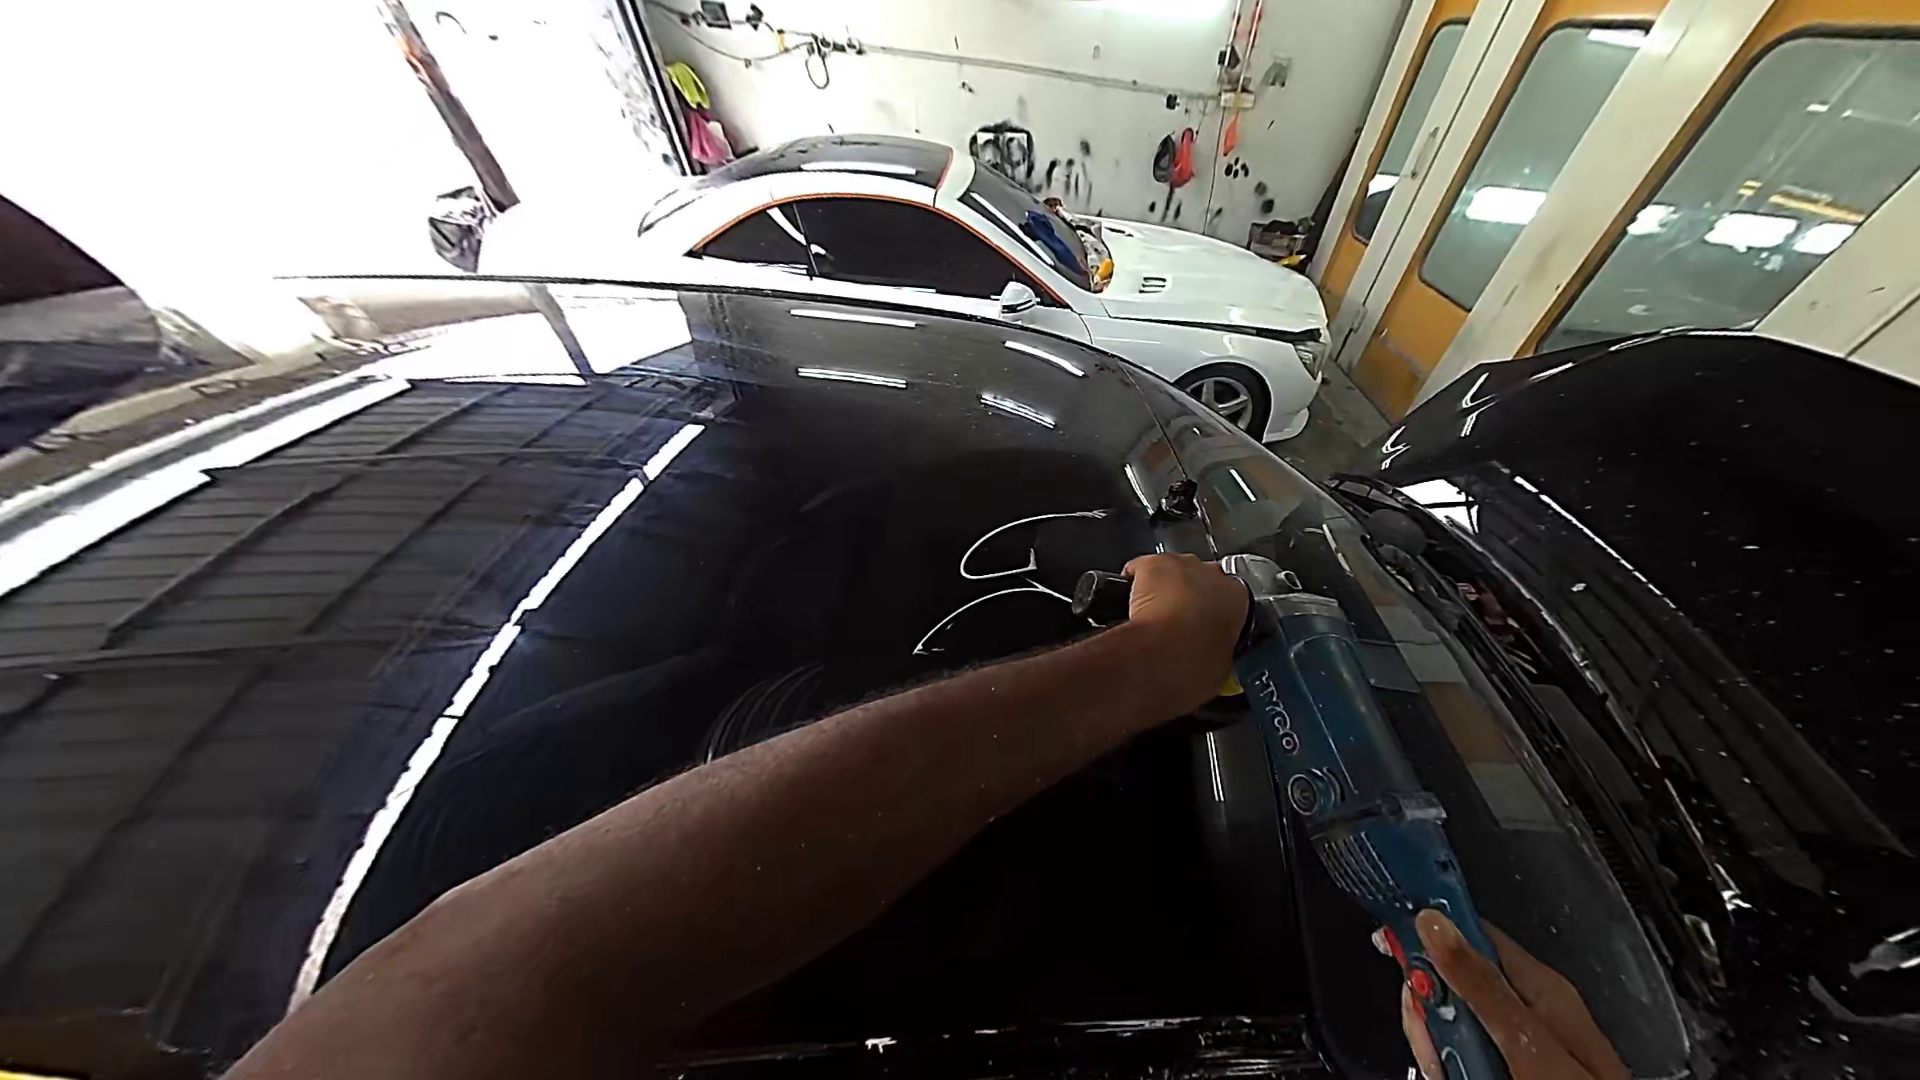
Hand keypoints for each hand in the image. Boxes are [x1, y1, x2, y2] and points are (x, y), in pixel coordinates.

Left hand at [1120, 553, 1248, 713]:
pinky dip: (1133, 577)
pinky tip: (1126, 595)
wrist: (1173, 648)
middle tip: (1175, 615)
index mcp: (1238, 598)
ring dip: (1162, 584)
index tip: (1200, 621)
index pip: (1226, 593)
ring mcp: (1182, 566)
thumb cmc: (1200, 659)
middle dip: (1189, 591)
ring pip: (1171, 568)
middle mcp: (1213, 574)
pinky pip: (1140, 566)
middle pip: (1200, 575)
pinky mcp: (1153, 564)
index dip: (1209, 607)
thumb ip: (1218, 647)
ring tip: (1149, 608)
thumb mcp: (1222, 660)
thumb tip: (1208, 660)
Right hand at [1401, 911, 1629, 1079]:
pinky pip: (1459, 1044)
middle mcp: (1527, 1004)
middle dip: (1427, 1002)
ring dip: (1433, 1036)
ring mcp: (1518, 1039)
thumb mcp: (1531, 1049)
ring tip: (1443, 1068)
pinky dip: (1445, 1058)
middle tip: (1429, 1035)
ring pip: (1448, 1014)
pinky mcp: (1510, 1064)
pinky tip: (1449, 1072)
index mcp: (1538, 986)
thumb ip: (1481, 985)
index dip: (1426, 931)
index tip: (1395, 946)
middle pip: (1449, 975)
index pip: (1467, 929)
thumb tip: (1431, 918)